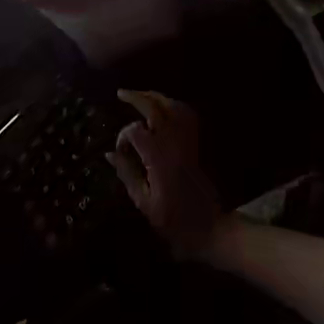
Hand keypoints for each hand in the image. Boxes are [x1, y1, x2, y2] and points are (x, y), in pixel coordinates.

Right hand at [106, 90, 224, 258]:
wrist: (212, 229)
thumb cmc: (175, 221)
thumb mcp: (144, 203)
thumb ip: (127, 174)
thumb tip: (110, 154)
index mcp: (160, 159)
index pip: (136, 132)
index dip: (123, 136)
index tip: (119, 151)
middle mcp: (175, 145)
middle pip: (156, 109)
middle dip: (137, 97)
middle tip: (121, 93)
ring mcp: (189, 143)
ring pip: (174, 107)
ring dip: (156, 98)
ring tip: (141, 96)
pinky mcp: (198, 145)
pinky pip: (188, 116)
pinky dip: (174, 106)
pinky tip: (163, 109)